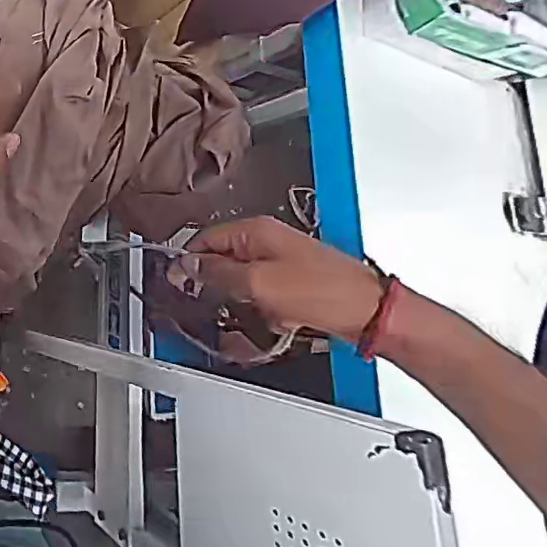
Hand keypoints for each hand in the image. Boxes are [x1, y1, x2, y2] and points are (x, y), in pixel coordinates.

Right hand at [170, 216, 382, 341]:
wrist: (369, 313)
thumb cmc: (323, 292)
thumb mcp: (256, 283)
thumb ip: (216, 272)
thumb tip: (187, 264)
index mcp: (256, 230)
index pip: (205, 238)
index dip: (189, 259)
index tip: (178, 281)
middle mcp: (267, 240)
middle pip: (222, 258)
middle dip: (218, 282)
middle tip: (217, 301)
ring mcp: (281, 260)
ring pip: (242, 279)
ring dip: (242, 298)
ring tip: (257, 310)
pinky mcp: (292, 281)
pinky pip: (262, 292)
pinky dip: (263, 306)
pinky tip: (277, 317)